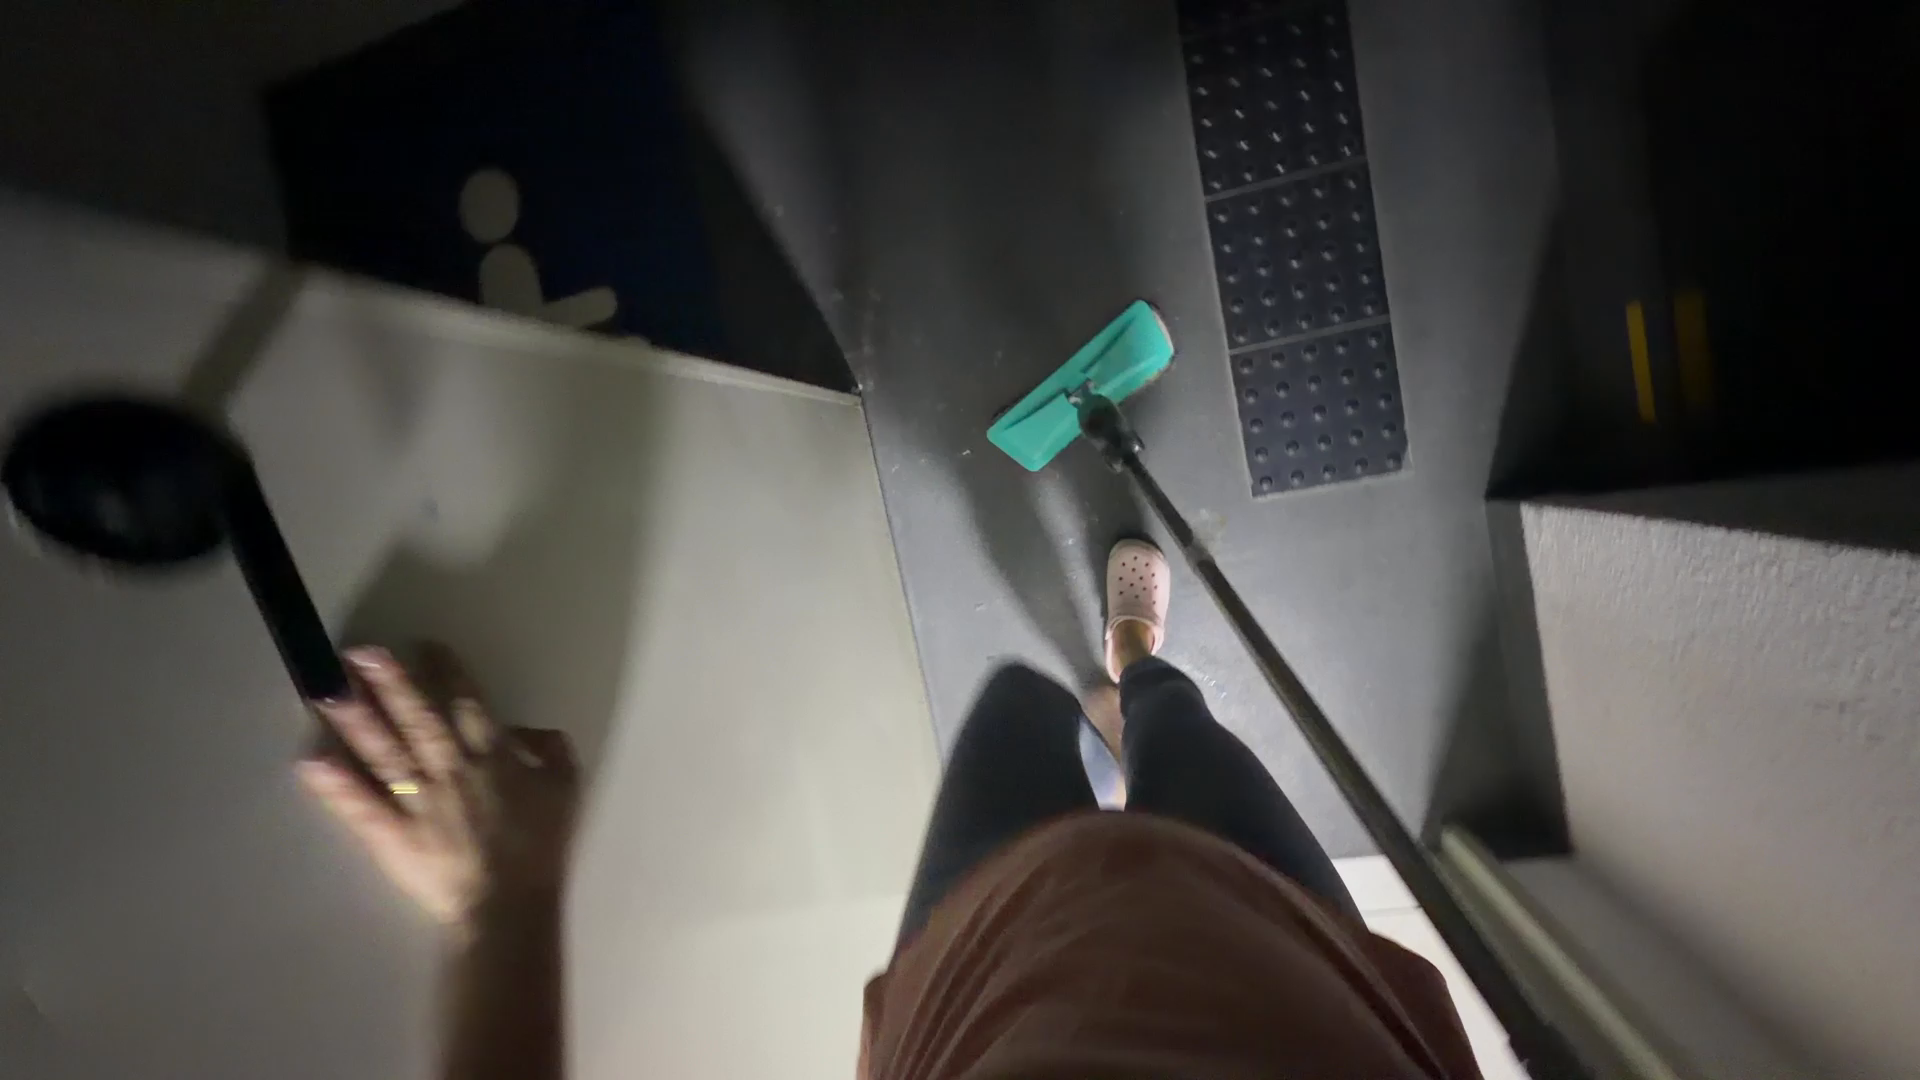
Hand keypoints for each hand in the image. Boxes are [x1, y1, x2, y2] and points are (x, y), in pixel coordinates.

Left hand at [296, 645, 577, 930]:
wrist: (509, 902)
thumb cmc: (542, 841)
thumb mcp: (566, 785)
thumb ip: (551, 748)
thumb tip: (526, 728)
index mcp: (496, 756)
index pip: (468, 704)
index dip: (448, 672)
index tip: (426, 644)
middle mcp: (453, 769)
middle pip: (421, 719)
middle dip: (394, 684)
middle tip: (363, 652)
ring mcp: (418, 802)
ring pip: (386, 754)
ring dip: (358, 721)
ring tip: (330, 691)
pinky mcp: (390, 836)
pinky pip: (361, 807)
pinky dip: (336, 786)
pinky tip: (311, 761)